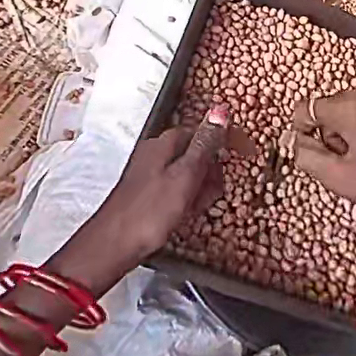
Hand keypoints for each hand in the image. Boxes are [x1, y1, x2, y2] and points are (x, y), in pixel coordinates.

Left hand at [51, 107, 228, 291]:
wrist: (116, 244)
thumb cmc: (150, 210)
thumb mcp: (185, 174)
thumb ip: (204, 144)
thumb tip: (220, 112)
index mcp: (163, 144)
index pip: (200, 132)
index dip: (221, 143)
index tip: (240, 153)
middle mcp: (154, 154)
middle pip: (193, 152)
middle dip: (210, 170)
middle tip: (214, 189)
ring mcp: (149, 174)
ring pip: (185, 173)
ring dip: (199, 186)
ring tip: (199, 205)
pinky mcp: (147, 194)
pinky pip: (175, 189)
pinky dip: (186, 198)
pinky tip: (187, 213)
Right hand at [286, 87, 355, 215]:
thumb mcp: (338, 177)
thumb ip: (305, 155)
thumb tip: (293, 141)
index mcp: (350, 107)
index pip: (306, 108)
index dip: (303, 132)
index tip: (315, 152)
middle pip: (328, 107)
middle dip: (330, 133)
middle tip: (348, 162)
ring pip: (348, 108)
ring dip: (348, 131)